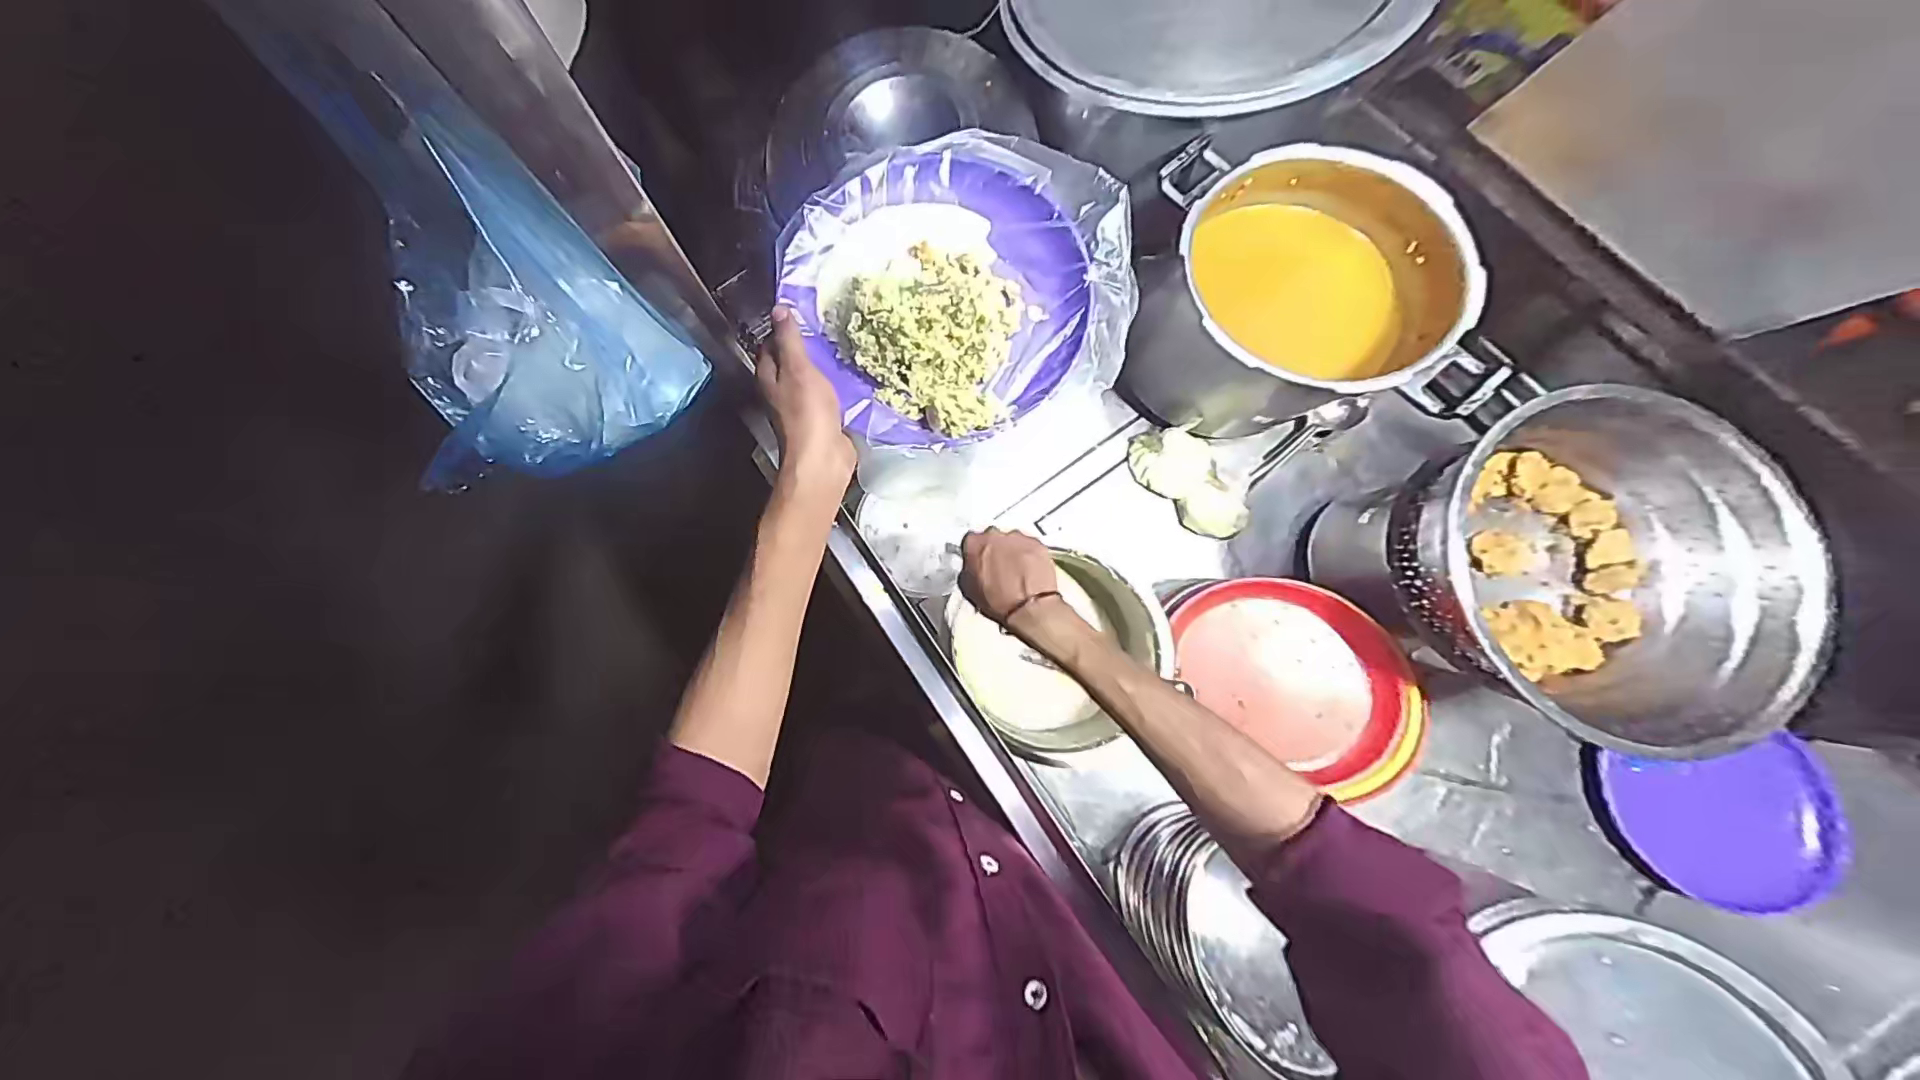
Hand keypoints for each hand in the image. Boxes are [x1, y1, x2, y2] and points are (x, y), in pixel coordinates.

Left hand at [758, 306, 854, 502]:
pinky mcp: (822, 421)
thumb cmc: (807, 412)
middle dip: (804, 349)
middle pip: (789, 364)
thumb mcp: (798, 369)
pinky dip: (835, 387)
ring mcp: (802, 409)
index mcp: (769, 378)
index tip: (801, 315)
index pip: (770, 346)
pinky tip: (849, 379)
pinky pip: (827, 398)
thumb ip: (790, 340)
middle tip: (825, 329)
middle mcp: (781, 393)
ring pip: (809, 381)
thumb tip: (778, 309)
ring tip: (839, 349)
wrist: (824, 457)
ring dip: (822, 368)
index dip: (781, 330)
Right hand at [959, 528, 1059, 623]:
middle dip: (995, 550)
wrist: (1029, 606)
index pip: (970, 541)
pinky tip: (1029, 571)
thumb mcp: (969, 589)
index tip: (978, 562)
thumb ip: (968, 570)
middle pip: (992, 537)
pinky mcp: (1037, 543)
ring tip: (1016, 572)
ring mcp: (1018, 538)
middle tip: (998, 568)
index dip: (975, 553)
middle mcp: (995, 535)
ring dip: (1012, 551)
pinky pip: (1030, 546)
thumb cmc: (998, 600)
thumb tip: (972, 568)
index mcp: (974, 544)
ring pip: (1012, 540)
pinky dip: (1029, 555)